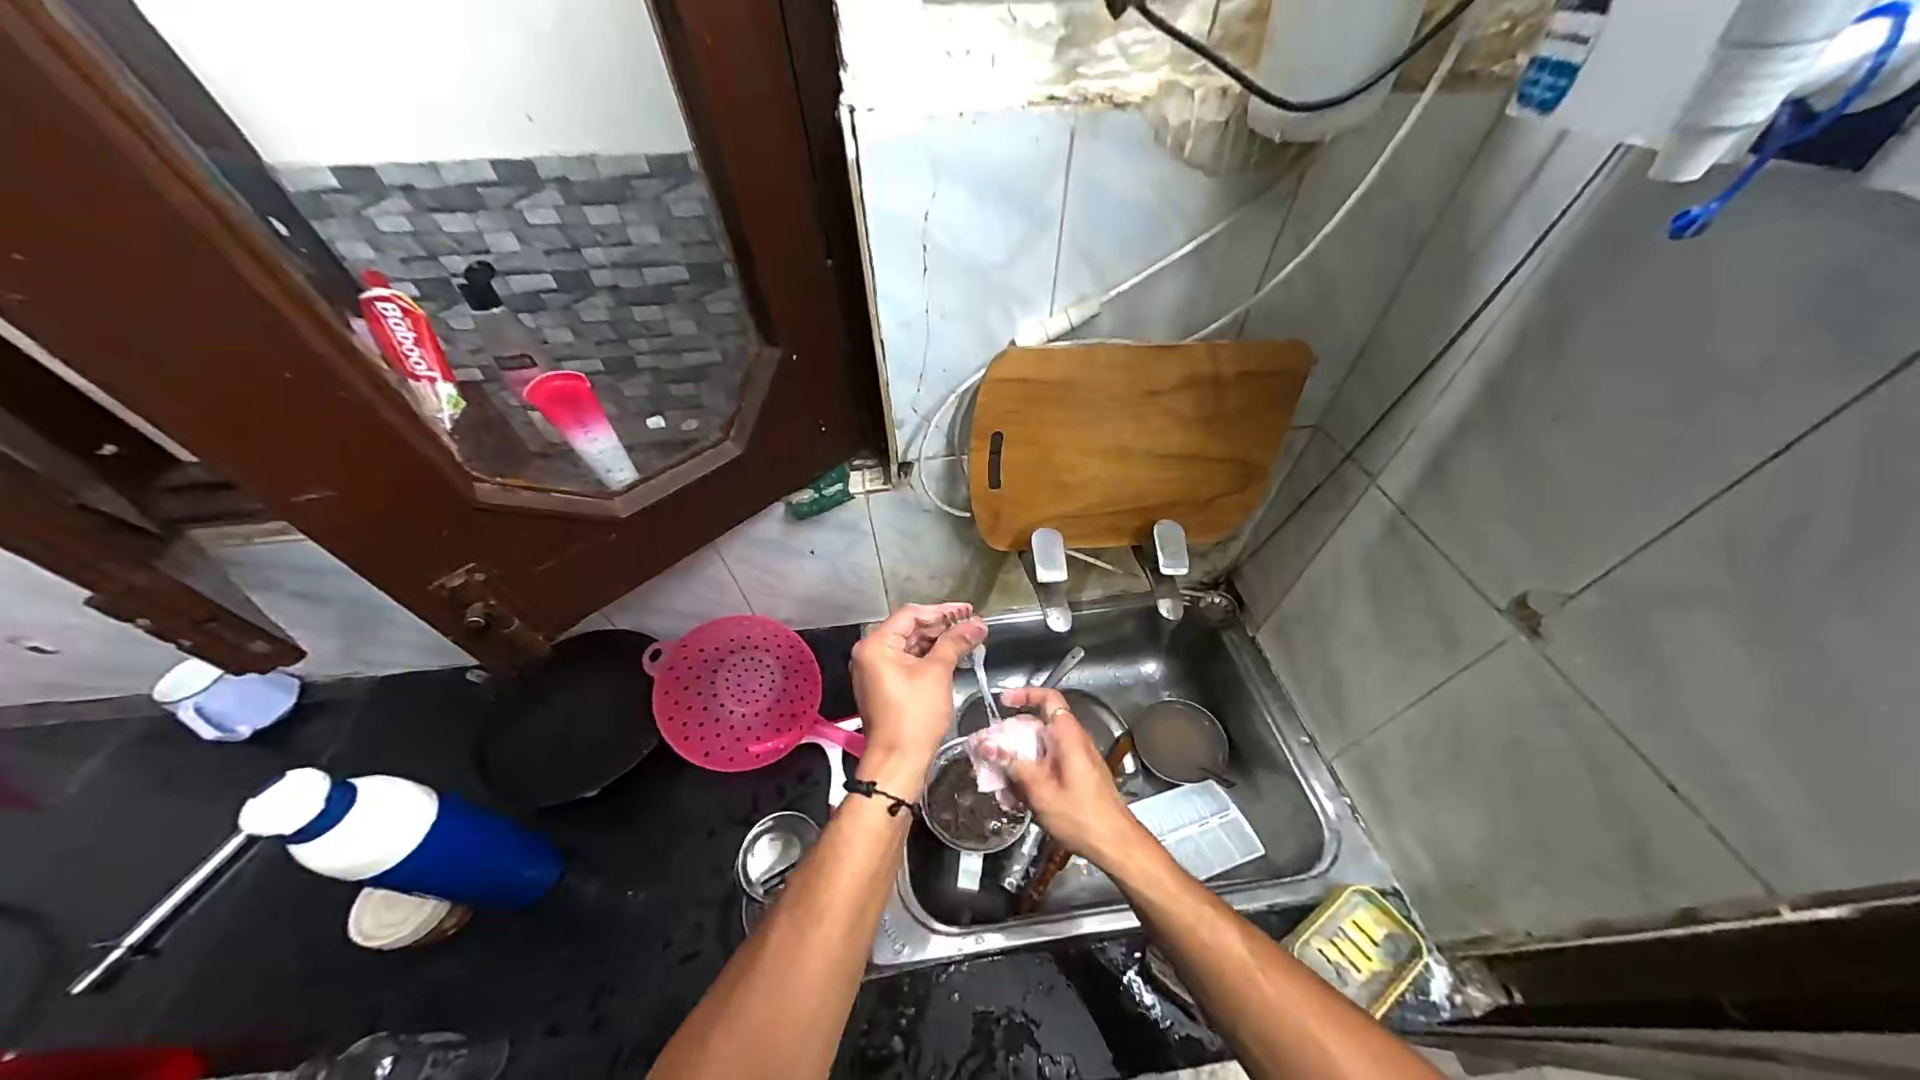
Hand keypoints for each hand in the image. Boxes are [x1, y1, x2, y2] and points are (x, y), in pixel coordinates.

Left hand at [849, 602, 985, 798]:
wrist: (898, 761)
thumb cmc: (914, 716)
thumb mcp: (937, 673)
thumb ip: (955, 643)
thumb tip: (976, 625)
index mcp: (875, 645)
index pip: (911, 615)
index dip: (942, 611)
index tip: (968, 611)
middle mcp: (869, 654)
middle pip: (909, 629)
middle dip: (941, 626)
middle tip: (971, 624)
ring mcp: (875, 671)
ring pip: (909, 646)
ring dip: (937, 642)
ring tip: (966, 638)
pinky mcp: (883, 686)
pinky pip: (906, 662)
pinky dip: (927, 658)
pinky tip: (950, 655)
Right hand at [995, 687, 1152, 867]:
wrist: (1115, 844)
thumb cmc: (1082, 817)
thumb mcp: (1040, 791)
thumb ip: (1013, 764)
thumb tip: (987, 745)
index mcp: (1069, 737)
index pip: (1049, 698)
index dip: (1025, 694)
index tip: (1004, 702)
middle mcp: (1074, 742)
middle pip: (1038, 726)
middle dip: (1011, 738)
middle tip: (990, 750)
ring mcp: (1077, 759)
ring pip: (1040, 748)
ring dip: (1018, 761)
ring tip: (999, 781)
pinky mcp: (1077, 776)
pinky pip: (1048, 765)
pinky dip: (1030, 774)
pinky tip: (1016, 796)